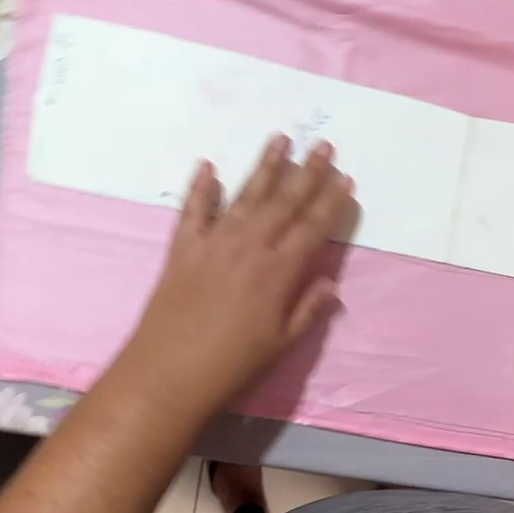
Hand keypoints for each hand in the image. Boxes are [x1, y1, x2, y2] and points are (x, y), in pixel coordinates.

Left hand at [114, 135, 355, 413]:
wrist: (167, 373)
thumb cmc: (232, 364)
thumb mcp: (281, 343)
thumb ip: (307, 309)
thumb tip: (331, 282)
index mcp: (278, 272)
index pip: (312, 228)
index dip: (331, 203)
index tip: (346, 178)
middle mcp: (248, 247)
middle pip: (283, 202)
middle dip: (306, 172)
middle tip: (323, 145)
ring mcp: (213, 243)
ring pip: (244, 196)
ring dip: (264, 166)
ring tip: (281, 139)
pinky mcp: (182, 248)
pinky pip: (193, 210)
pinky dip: (200, 187)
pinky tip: (208, 166)